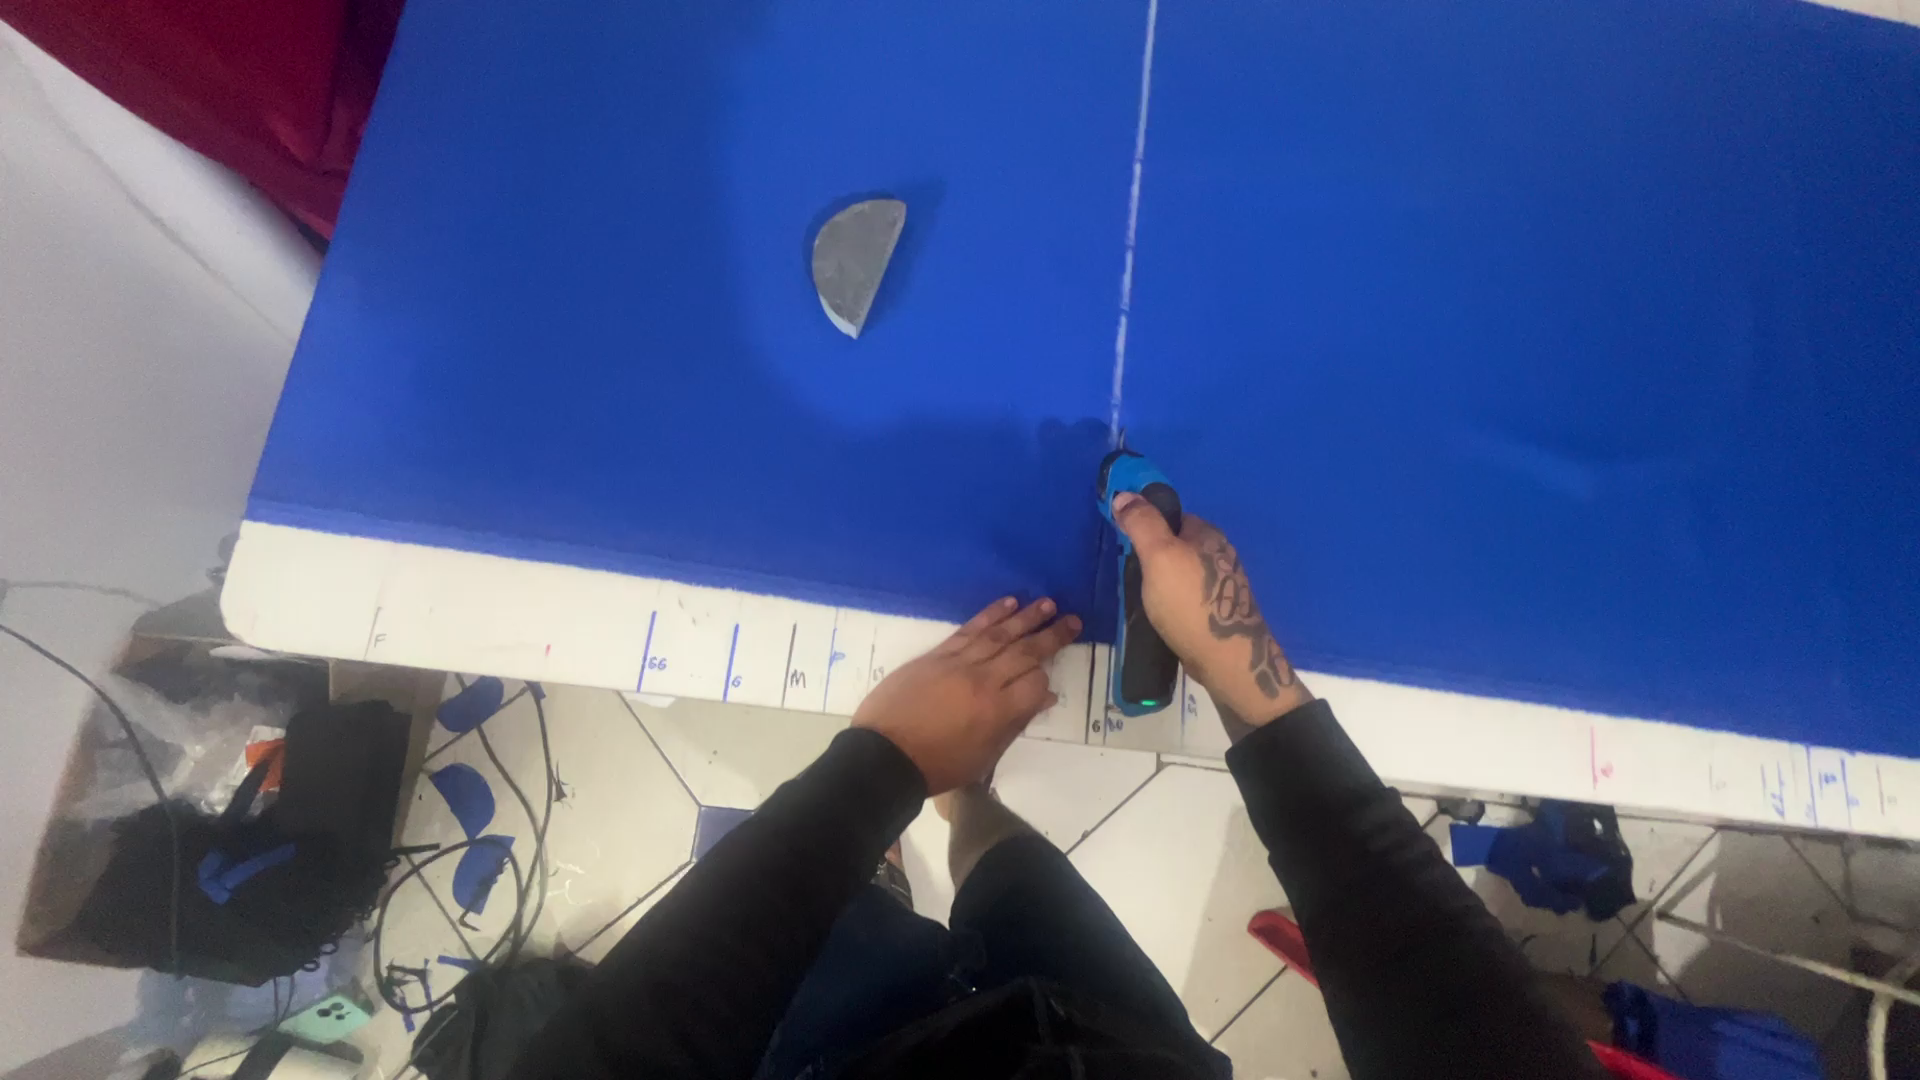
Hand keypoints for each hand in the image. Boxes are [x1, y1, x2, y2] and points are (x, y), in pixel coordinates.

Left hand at [854, 596, 1081, 793]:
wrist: (884, 755)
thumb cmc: (936, 766)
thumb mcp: (983, 757)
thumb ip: (1015, 724)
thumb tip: (1043, 697)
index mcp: (997, 712)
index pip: (1035, 683)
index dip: (1045, 680)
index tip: (1048, 679)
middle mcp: (983, 681)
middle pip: (1024, 653)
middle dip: (1051, 636)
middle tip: (1073, 619)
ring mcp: (959, 663)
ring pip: (1000, 634)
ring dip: (1027, 617)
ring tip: (1048, 602)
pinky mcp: (938, 654)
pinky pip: (970, 629)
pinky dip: (990, 615)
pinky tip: (1008, 604)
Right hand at [1110, 492, 1311, 735]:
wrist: (1226, 658)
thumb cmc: (1188, 603)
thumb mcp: (1158, 556)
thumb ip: (1141, 524)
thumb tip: (1123, 494)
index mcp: (1208, 534)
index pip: (1171, 517)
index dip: (1147, 528)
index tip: (1127, 548)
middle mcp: (1219, 554)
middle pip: (1176, 545)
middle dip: (1152, 558)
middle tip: (1132, 576)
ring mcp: (1222, 585)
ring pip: (1181, 573)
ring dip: (1161, 583)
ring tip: (1143, 600)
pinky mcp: (1219, 611)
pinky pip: (1187, 596)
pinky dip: (1172, 602)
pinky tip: (1162, 616)